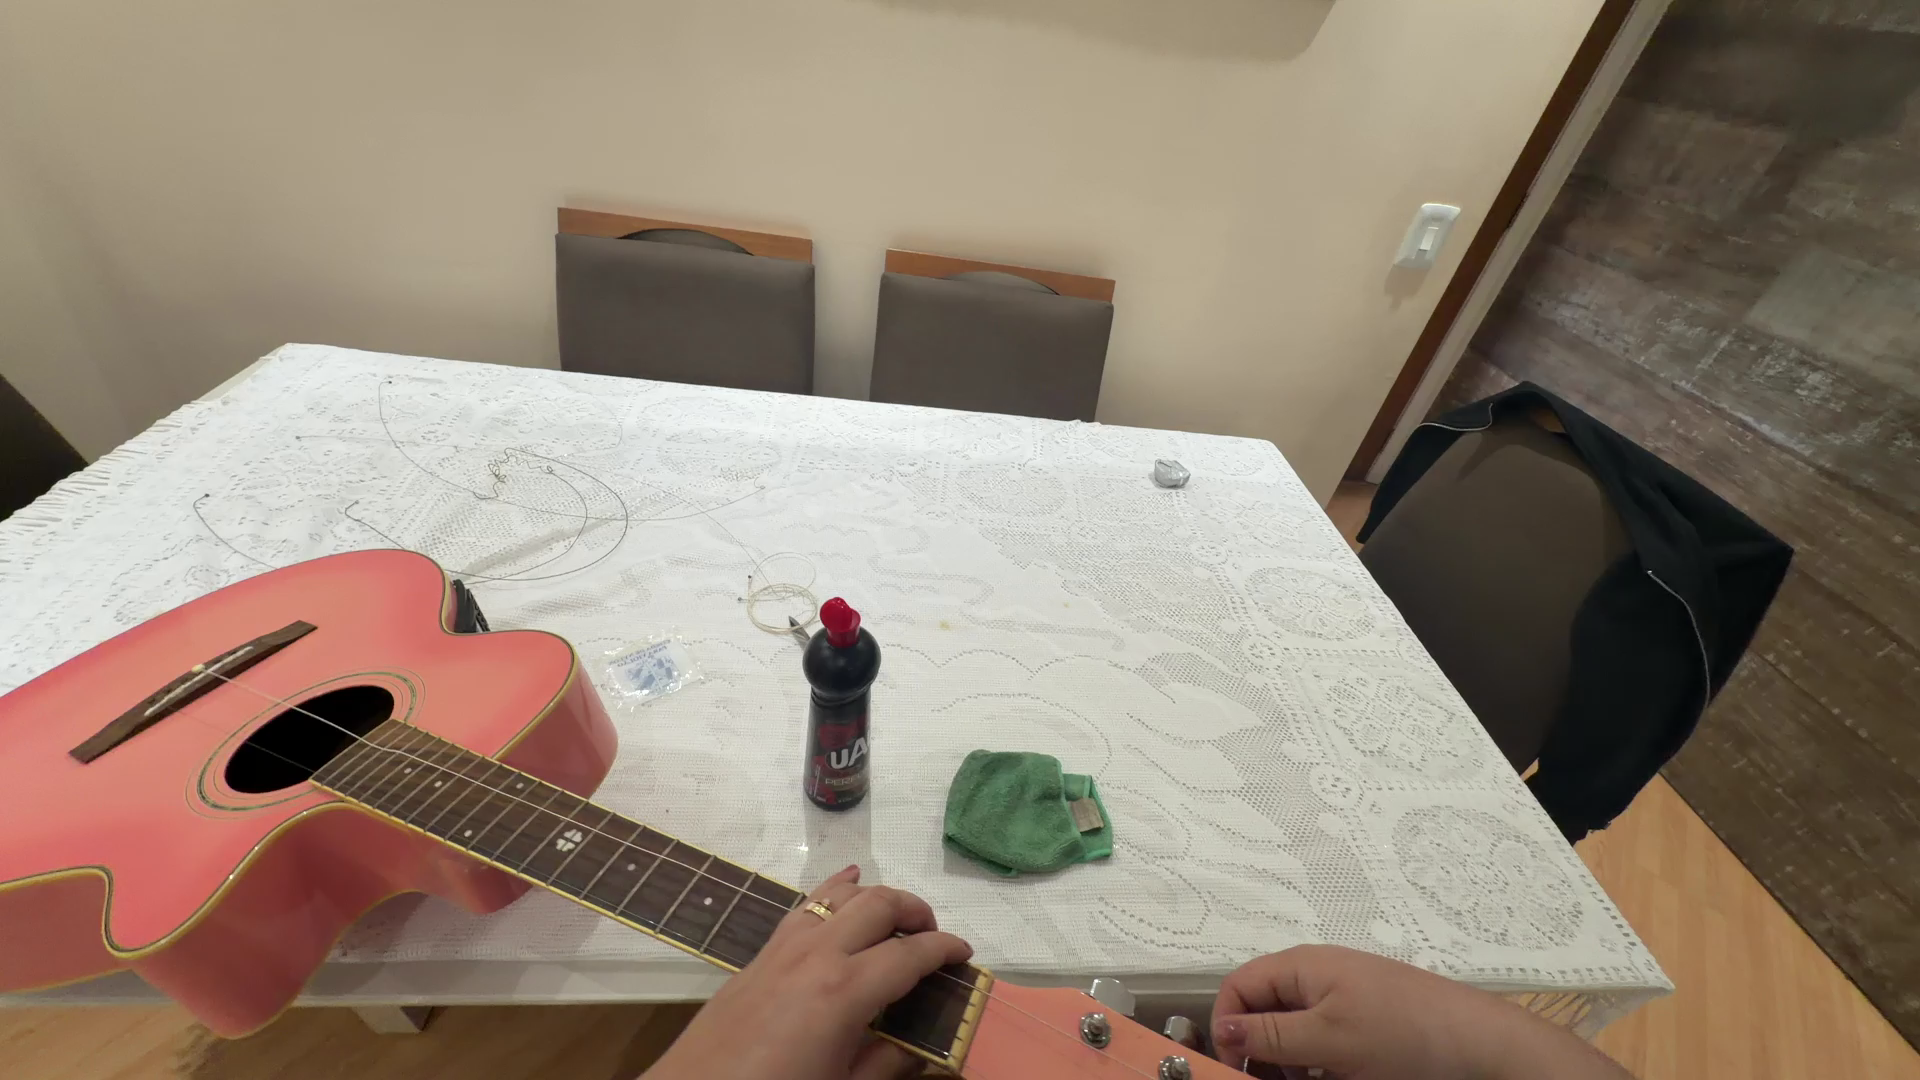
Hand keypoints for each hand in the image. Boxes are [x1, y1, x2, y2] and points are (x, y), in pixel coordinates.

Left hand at [643, 865, 971, 1079]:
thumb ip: (887, 1064)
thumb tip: (926, 1049)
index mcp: (844, 991)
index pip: (910, 955)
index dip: (944, 950)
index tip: (965, 954)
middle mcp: (820, 952)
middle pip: (880, 904)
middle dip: (915, 910)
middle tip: (933, 936)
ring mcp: (788, 945)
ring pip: (844, 892)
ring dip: (878, 896)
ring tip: (896, 918)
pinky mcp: (764, 950)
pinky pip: (808, 902)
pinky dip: (835, 887)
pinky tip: (847, 880)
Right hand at [1210, 945, 1631, 1079]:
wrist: (1483, 1043)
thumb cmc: (1399, 1034)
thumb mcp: (1330, 1041)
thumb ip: (1271, 1035)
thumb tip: (1221, 1026)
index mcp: (1297, 967)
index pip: (1238, 987)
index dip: (1227, 1027)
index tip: (1234, 1071)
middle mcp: (1312, 974)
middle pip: (1262, 1007)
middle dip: (1257, 1049)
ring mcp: (1340, 994)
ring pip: (1291, 1026)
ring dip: (1286, 1061)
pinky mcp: (1363, 1017)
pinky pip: (1321, 1034)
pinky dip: (1316, 1060)